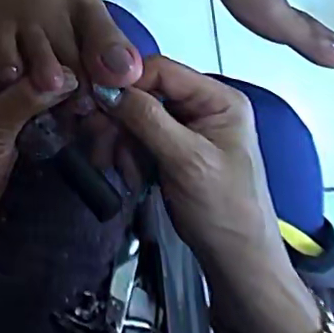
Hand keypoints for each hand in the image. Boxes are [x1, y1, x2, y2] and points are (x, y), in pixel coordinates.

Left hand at [0, 59, 77, 235]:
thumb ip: (30, 96)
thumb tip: (71, 76)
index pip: (25, 49)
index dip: (55, 56)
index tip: (87, 66)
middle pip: (38, 70)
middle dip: (64, 80)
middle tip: (94, 92)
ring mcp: (7, 105)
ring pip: (44, 93)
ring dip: (65, 101)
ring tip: (90, 108)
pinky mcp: (18, 128)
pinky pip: (44, 115)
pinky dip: (60, 118)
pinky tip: (80, 121)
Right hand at [102, 57, 318, 332]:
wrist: (236, 263)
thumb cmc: (226, 212)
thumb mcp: (187, 161)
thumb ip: (148, 119)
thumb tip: (107, 88)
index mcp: (218, 98)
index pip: (160, 69)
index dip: (126, 82)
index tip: (97, 100)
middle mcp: (200, 105)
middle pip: (142, 92)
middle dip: (120, 120)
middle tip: (101, 144)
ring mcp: (184, 126)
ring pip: (132, 115)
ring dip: (121, 142)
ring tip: (126, 172)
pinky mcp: (169, 147)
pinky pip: (135, 136)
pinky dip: (125, 155)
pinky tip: (131, 177)